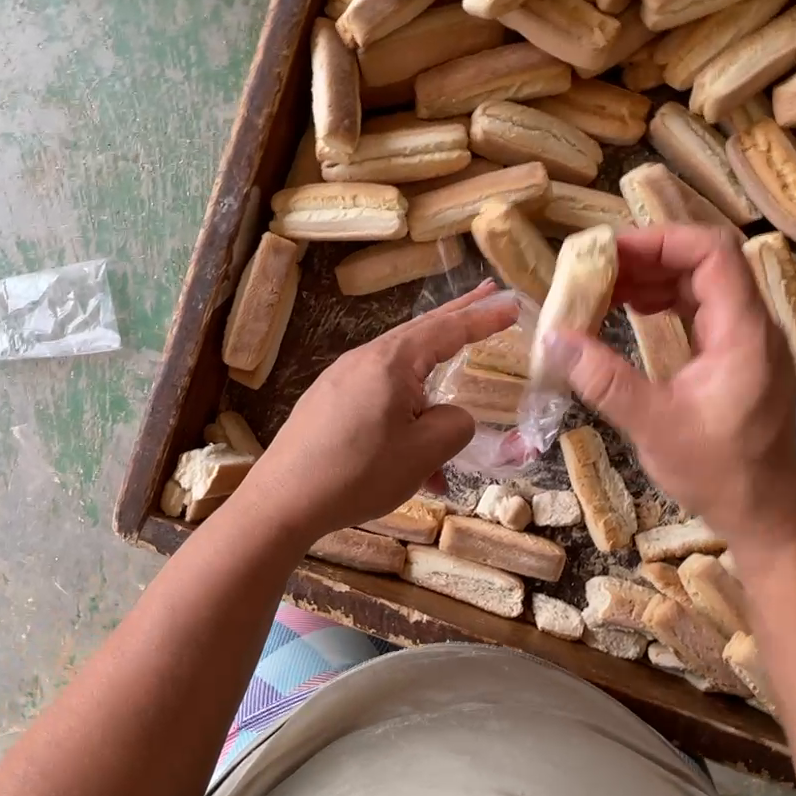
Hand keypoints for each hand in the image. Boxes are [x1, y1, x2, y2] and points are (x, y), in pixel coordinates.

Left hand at [239, 282, 518, 540]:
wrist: (283, 500)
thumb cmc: (359, 473)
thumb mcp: (423, 452)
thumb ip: (453, 425)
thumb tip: (450, 416)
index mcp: (392, 362)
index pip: (448, 330)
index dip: (483, 318)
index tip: (512, 305)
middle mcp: (364, 360)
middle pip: (421, 332)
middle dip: (458, 316)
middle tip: (487, 295)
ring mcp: (341, 380)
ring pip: (399, 369)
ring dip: (432, 376)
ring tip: (455, 372)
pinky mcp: (327, 403)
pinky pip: (378, 394)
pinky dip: (405, 408)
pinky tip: (412, 446)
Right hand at [540, 225, 795, 559]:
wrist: (765, 514)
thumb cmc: (717, 473)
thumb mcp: (652, 425)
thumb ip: (603, 380)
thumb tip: (553, 340)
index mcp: (743, 333)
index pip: (712, 252)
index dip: (660, 241)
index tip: (610, 252)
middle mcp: (754, 327)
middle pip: (706, 264)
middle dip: (649, 259)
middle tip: (597, 270)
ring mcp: (749, 343)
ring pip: (704, 287)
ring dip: (655, 282)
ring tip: (605, 289)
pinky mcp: (739, 361)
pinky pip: (703, 314)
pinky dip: (666, 306)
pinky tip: (632, 313)